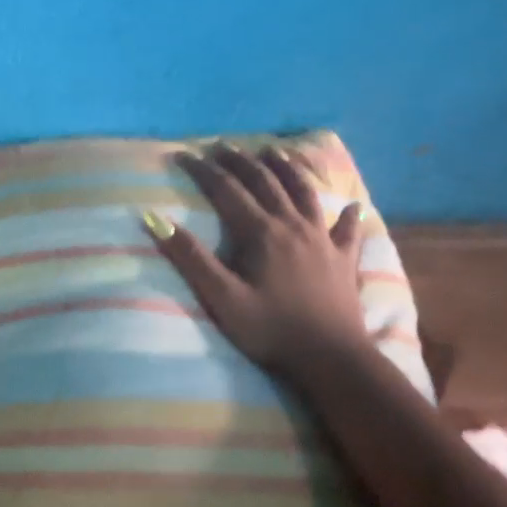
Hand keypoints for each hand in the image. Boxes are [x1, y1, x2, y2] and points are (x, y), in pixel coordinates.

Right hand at [143, 144, 368, 375]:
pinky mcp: (344, 260)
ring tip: (275, 151)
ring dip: (287, 169)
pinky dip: (348, 216)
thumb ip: (189, 256)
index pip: (225, 189)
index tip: (182, 154)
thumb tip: (154, 218)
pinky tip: (352, 206)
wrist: (334, 361)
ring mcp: (322, 240)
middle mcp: (292, 226)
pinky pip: (347, 231)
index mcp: (260, 232)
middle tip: (222, 145)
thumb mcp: (221, 297)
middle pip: (264, 182)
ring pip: (304, 193)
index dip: (202, 169)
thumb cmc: (271, 330)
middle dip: (240, 160)